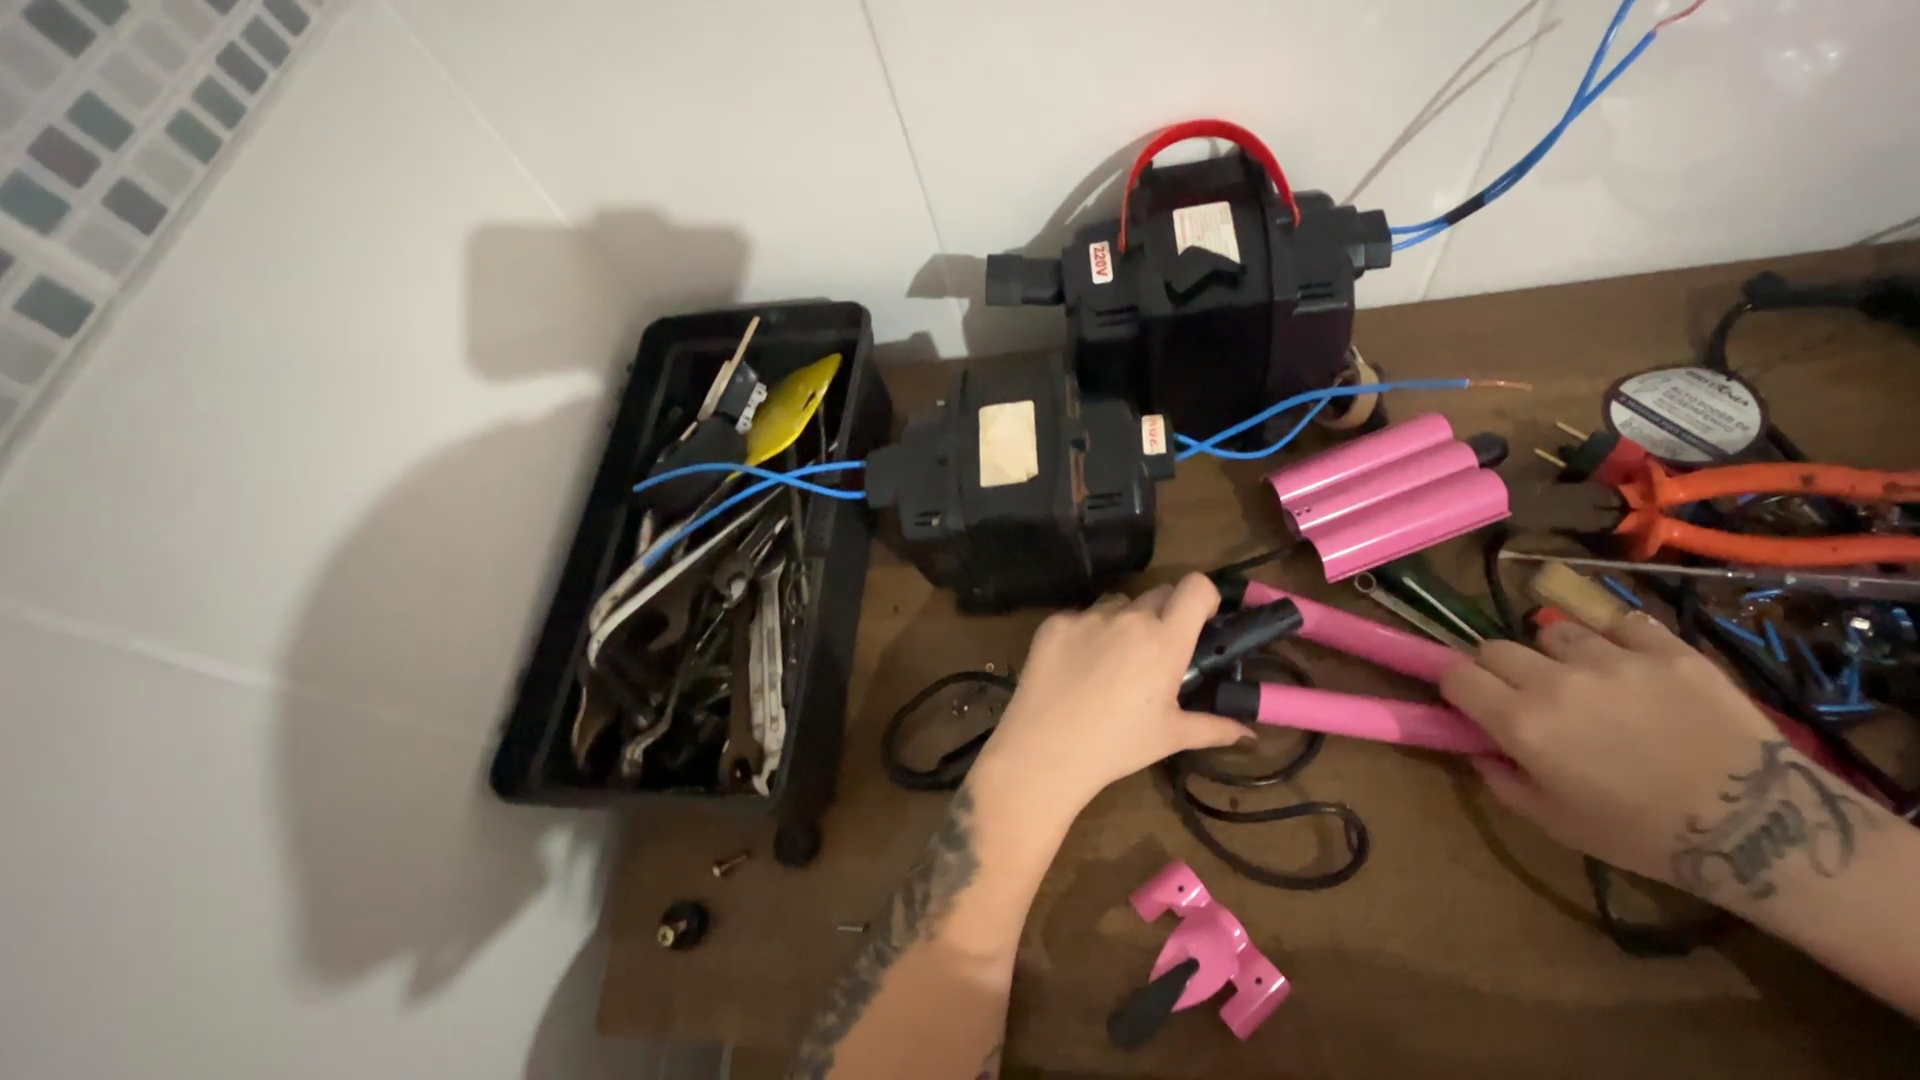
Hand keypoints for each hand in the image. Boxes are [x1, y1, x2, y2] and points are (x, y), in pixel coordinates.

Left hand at [967, 573, 1251, 823]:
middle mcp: (1129, 618)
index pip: (1195, 587)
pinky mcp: (1054, 623)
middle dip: (1163, 615)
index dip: (1202, 597)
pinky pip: (1079, 617)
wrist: (1045, 751)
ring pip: (1116, 604)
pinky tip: (1075, 668)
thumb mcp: (1171, 736)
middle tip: (1155, 651)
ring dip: (1122, 622)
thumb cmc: (1117, 745)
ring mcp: (1088, 616)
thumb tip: (1249, 735)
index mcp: (1165, 640)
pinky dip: (1084, 634)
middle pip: (1158, 593)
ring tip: (1111, 663)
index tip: (1200, 619)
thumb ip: (1214, 727)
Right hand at [1439, 613, 1779, 889]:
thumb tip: (1480, 751)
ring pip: (1555, 630)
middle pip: (1495, 647)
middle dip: (1496, 667)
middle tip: (1520, 692)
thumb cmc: (1645, 836)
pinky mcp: (1667, 650)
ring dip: (1554, 652)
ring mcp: (1614, 658)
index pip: (1456, 675)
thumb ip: (1504, 781)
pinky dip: (1616, 638)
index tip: (1468, 700)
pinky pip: (1623, 623)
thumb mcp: (1556, 823)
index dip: (1454, 684)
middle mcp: (1555, 679)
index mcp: (1521, 722)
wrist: (1762, 828)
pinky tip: (1629, 661)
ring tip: (1580, 676)